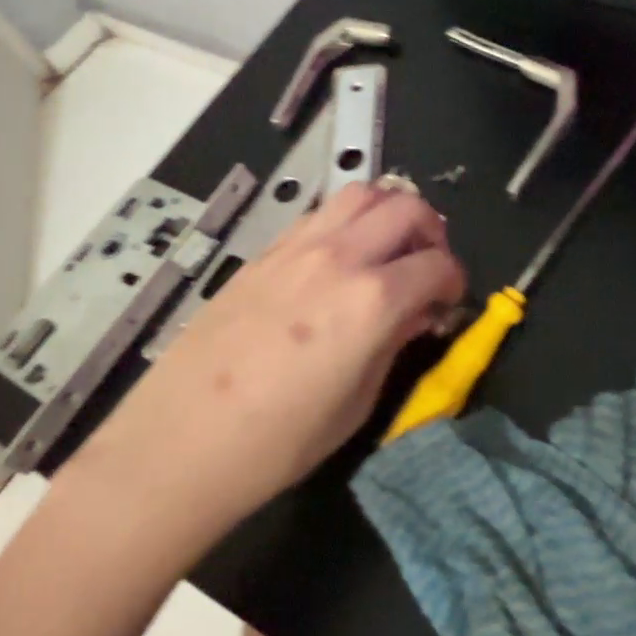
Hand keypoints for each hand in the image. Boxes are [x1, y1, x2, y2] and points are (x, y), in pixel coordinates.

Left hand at [69, 181, 466, 522]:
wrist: (181, 442)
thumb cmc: (278, 442)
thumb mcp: (356, 403)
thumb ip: (393, 345)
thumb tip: (416, 315)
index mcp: (372, 301)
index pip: (437, 265)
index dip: (455, 280)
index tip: (450, 300)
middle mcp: (340, 258)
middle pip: (406, 207)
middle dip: (432, 231)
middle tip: (428, 264)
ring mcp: (298, 248)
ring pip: (361, 193)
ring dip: (389, 211)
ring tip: (389, 246)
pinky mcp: (266, 252)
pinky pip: (321, 213)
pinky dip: (347, 220)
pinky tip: (341, 257)